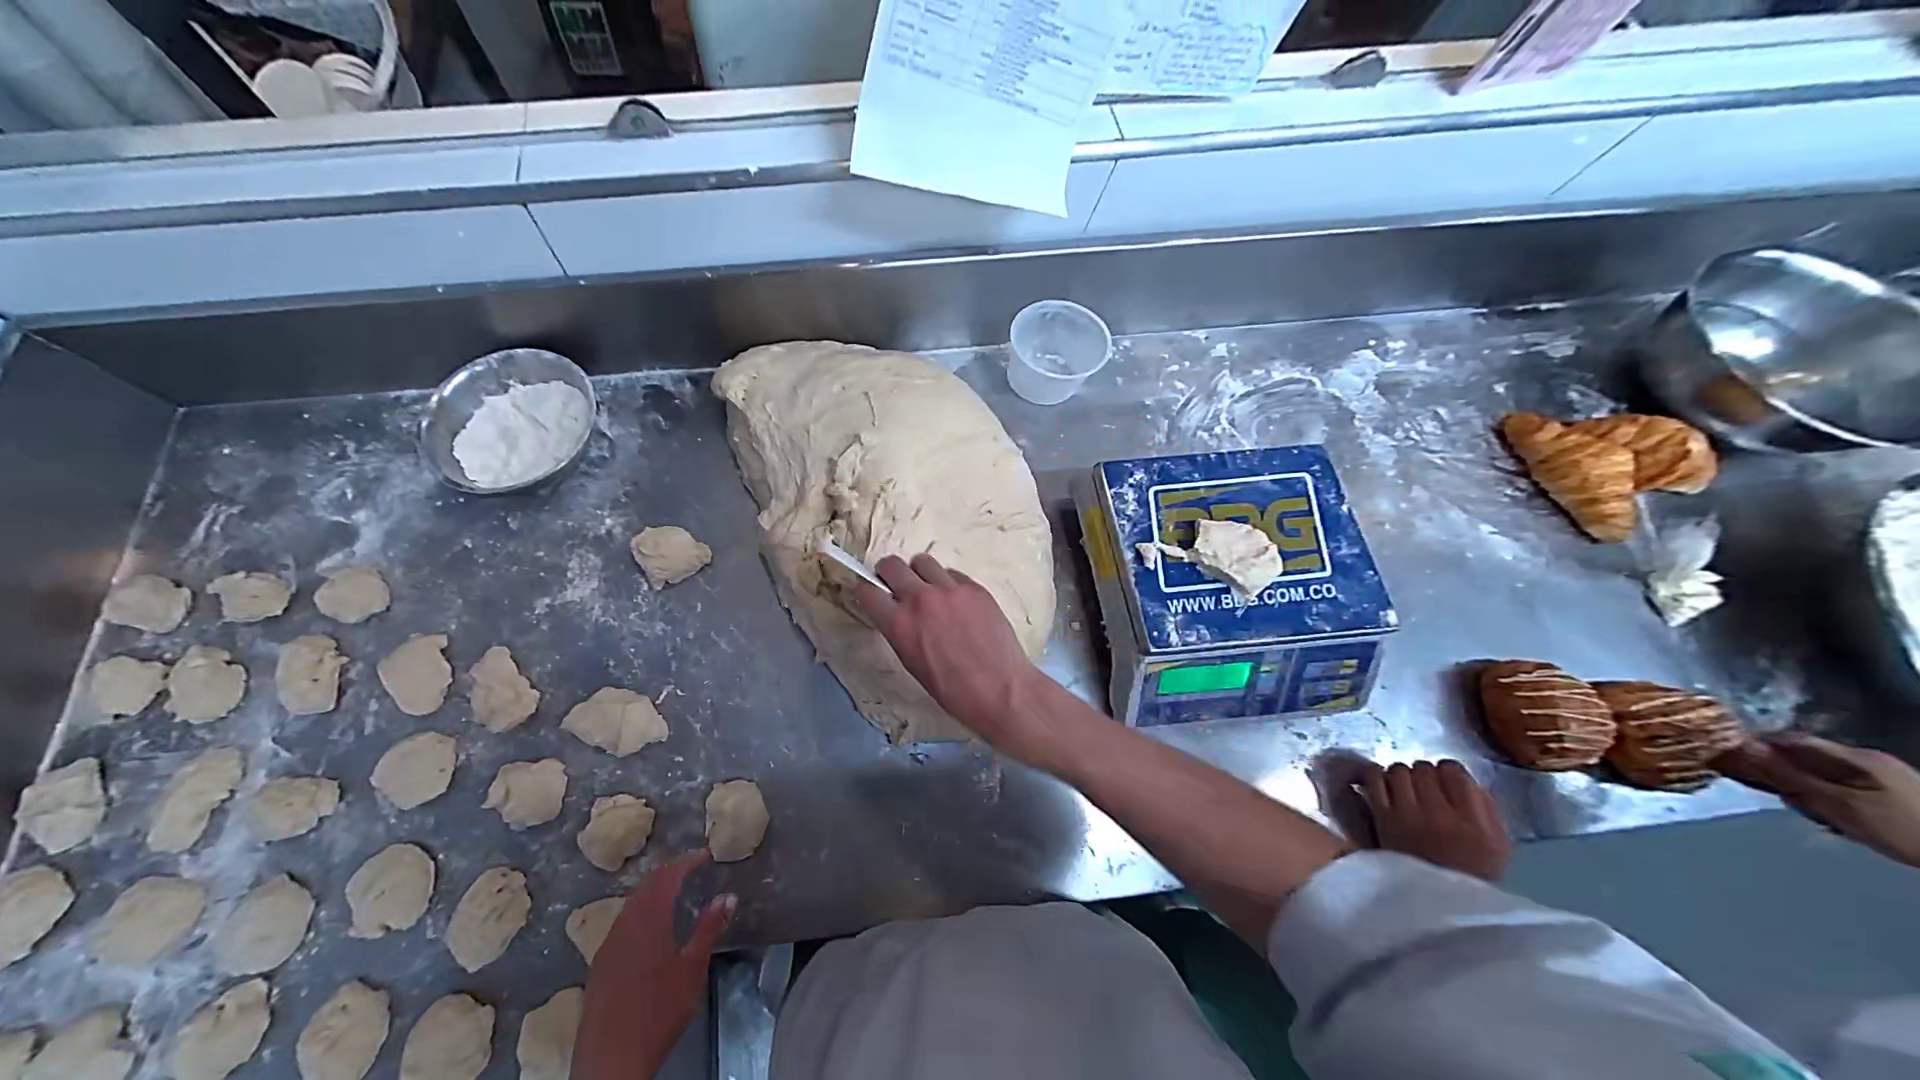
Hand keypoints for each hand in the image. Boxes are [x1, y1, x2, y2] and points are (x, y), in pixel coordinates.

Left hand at [575, 854, 734, 1079]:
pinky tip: (651, 930)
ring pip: (631, 905)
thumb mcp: (693, 969)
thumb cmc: (659, 1011)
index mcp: (648, 920)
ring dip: (652, 893)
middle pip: (645, 887)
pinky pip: (622, 925)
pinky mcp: (600, 967)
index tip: (705, 855)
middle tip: (691, 869)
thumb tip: (728, 896)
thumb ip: (709, 928)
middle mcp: (624, 926)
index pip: (667, 876)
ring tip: (675, 894)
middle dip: (668, 873)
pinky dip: (640, 913)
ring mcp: (608, 947)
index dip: (686, 861)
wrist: (610, 1062)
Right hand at [855, 554, 1055, 758]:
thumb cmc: (953, 690)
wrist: (1000, 690)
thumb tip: (895, 614)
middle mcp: (921, 599)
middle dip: (889, 573)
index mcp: (899, 624)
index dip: (865, 590)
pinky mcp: (974, 588)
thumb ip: (900, 631)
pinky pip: (952, 574)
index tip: (869, 591)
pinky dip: (949, 584)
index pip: (867, 591)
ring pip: (923, 562)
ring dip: (920, 574)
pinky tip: (957, 603)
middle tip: (896, 585)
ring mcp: (950, 590)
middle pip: (891, 565)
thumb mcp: (912, 663)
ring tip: (930, 591)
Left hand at [1359, 760, 1510, 882]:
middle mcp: (1440, 813)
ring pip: (1398, 770)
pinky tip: (1383, 787)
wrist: (1434, 903)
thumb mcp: (1497, 846)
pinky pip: (1375, 779)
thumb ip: (1486, 809)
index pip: (1454, 770)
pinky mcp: (1382, 817)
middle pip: (1423, 768)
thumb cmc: (1470, 874)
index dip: (1447, 772)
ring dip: (1400, 776)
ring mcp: (1408, 814)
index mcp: (1474, 820)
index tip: (1444, 783)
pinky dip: (1377, 777)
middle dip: (1423, 774)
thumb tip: (1466, 779)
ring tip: (1404, 791)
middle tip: (1423, 790)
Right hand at [1716, 734, 1919, 868]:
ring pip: (1826, 774)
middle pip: (1807, 757)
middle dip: (1785, 773)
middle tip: (1778, 795)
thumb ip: (1789, 776)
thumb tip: (1740, 748)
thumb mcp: (1840, 805)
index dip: (1759, 747)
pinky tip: (1835, 817)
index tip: (1732, 760)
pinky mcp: (1895, 795)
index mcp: (1854, 757)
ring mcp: (1886, 777)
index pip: (1790, 740)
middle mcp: (1868, 760)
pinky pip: (1844, 788)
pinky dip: (1829, 799)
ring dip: (1808, 789)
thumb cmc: (1906, 830)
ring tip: (1812, 812)